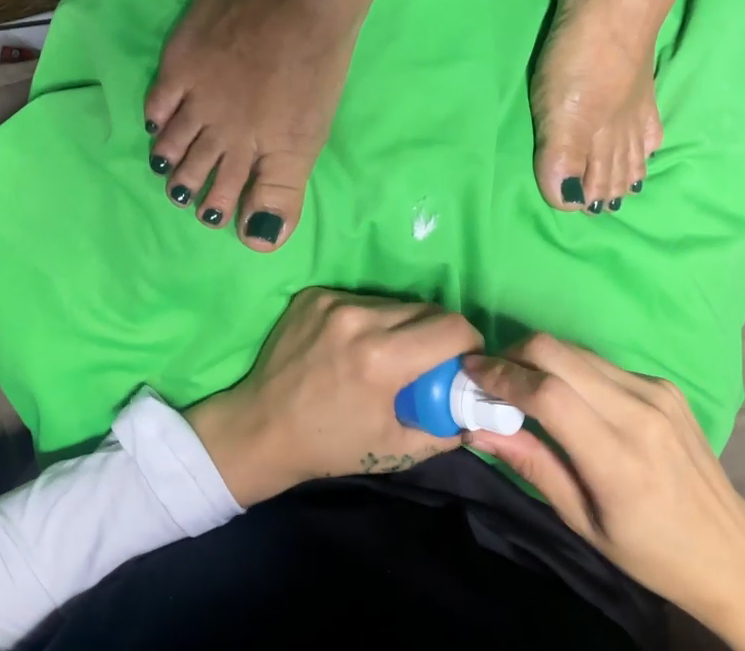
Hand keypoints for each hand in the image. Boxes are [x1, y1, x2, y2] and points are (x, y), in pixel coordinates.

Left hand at [184, 287, 482, 505]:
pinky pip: (362, 300)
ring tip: (389, 355)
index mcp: (382, 358)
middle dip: (439, 334)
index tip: (463, 363)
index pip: (452, 327)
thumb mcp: (396, 448)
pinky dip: (370, 320)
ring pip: (394, 302)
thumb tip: (482, 413)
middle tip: (430, 362)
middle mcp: (358, 320)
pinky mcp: (313, 296)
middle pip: (427, 309)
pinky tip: (356, 346)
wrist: (262, 427)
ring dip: (404, 325)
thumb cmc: (331, 444)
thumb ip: (446, 428)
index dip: (469, 344)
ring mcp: (332, 303)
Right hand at [466, 335, 744, 650]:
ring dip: (537, 357)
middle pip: (556, 352)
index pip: (548, 394)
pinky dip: (568, 367)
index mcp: (618, 460)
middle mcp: (639, 414)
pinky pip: (599, 362)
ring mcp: (656, 394)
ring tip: (517, 383)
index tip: (469, 373)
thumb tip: (475, 429)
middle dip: (512, 354)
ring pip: (575, 349)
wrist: (735, 553)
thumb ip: (532, 466)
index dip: (501, 376)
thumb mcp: (583, 522)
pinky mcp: (664, 386)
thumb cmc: (652, 552)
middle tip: (488, 375)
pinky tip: (561, 393)